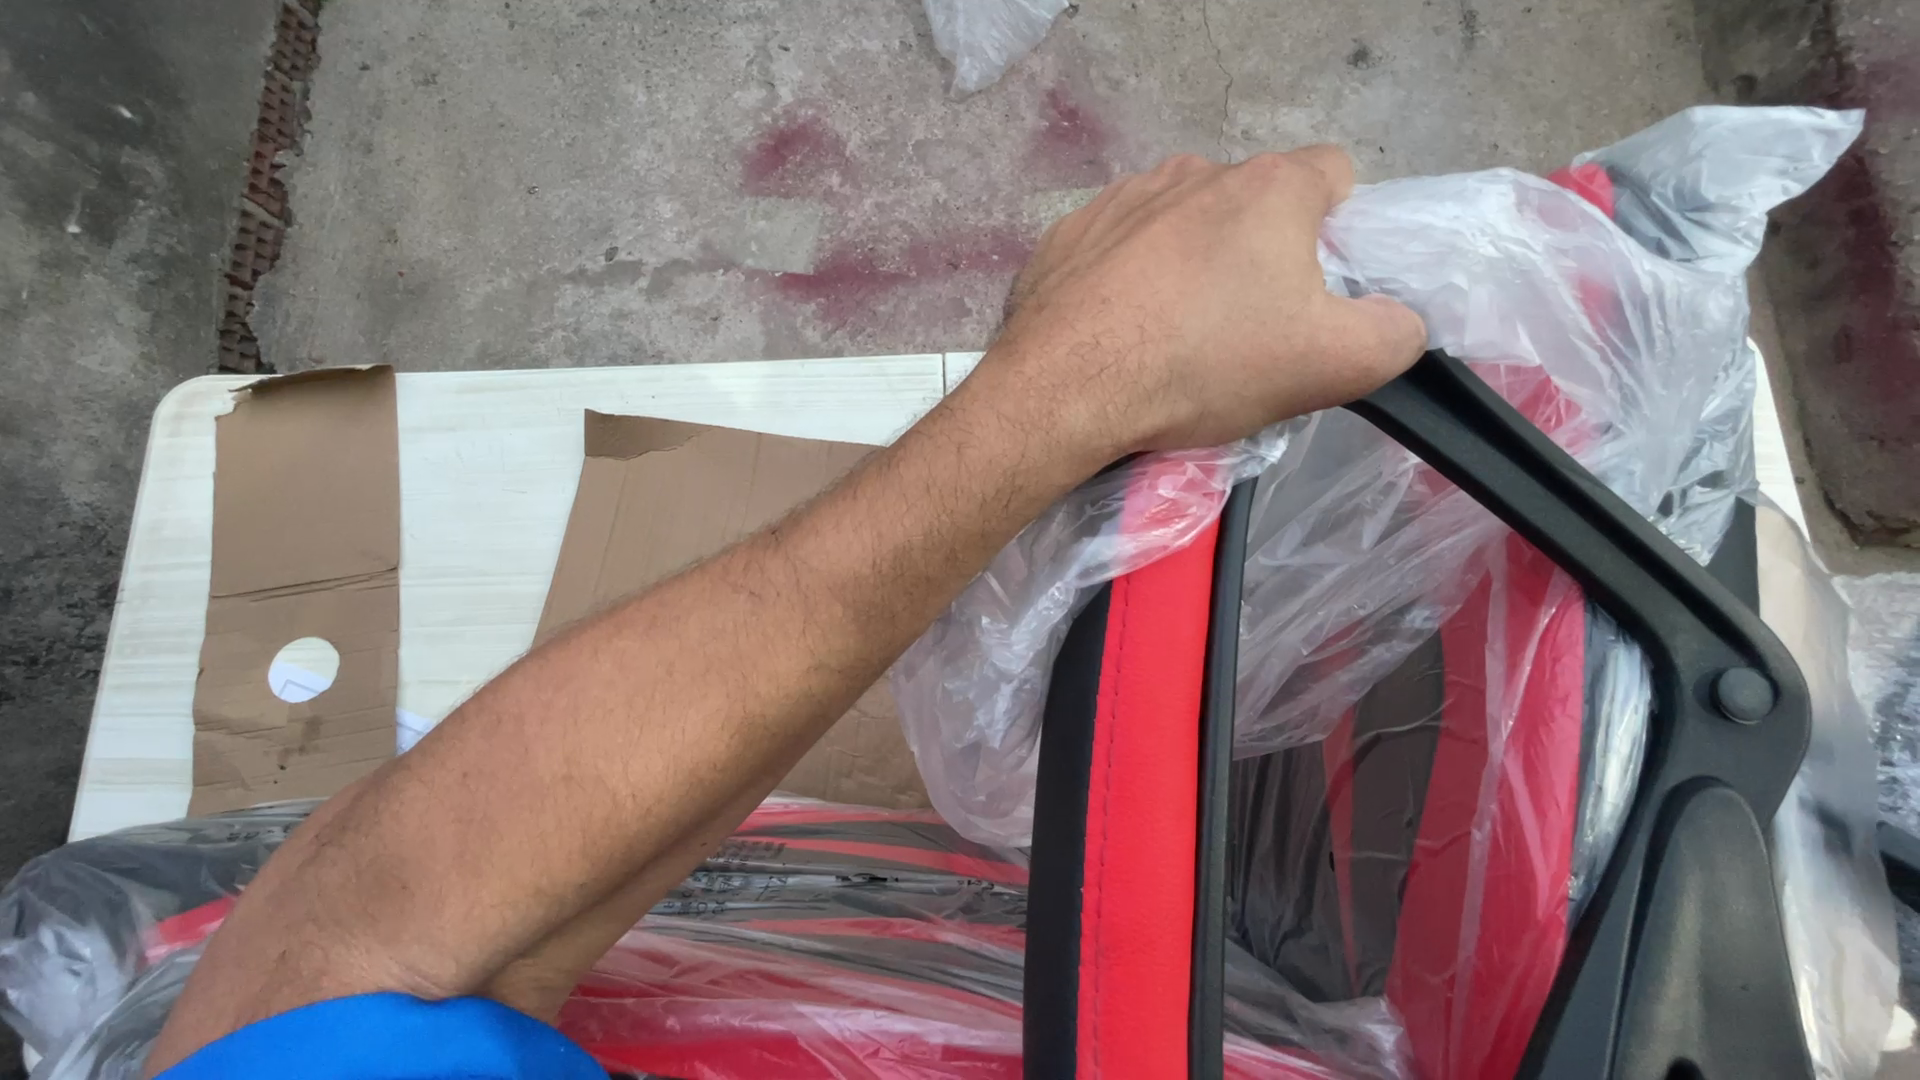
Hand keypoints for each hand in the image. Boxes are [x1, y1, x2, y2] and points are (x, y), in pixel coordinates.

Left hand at [980, 147, 1425, 456]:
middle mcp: (1191, 174)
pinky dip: (1124, 285)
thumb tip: (1395, 321)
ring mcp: (1118, 201)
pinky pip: (1114, 253)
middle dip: (1256, 262)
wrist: (1065, 389)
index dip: (1337, 237)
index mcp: (1268, 187)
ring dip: (1187, 272)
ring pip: (1178, 230)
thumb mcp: (1330, 365)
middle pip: (1249, 210)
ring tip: (1167, 341)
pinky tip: (1114, 333)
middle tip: (1238, 335)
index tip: (1311, 296)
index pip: (1334, 178)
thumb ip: (1392, 334)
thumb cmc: (1201, 367)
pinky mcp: (1065, 237)